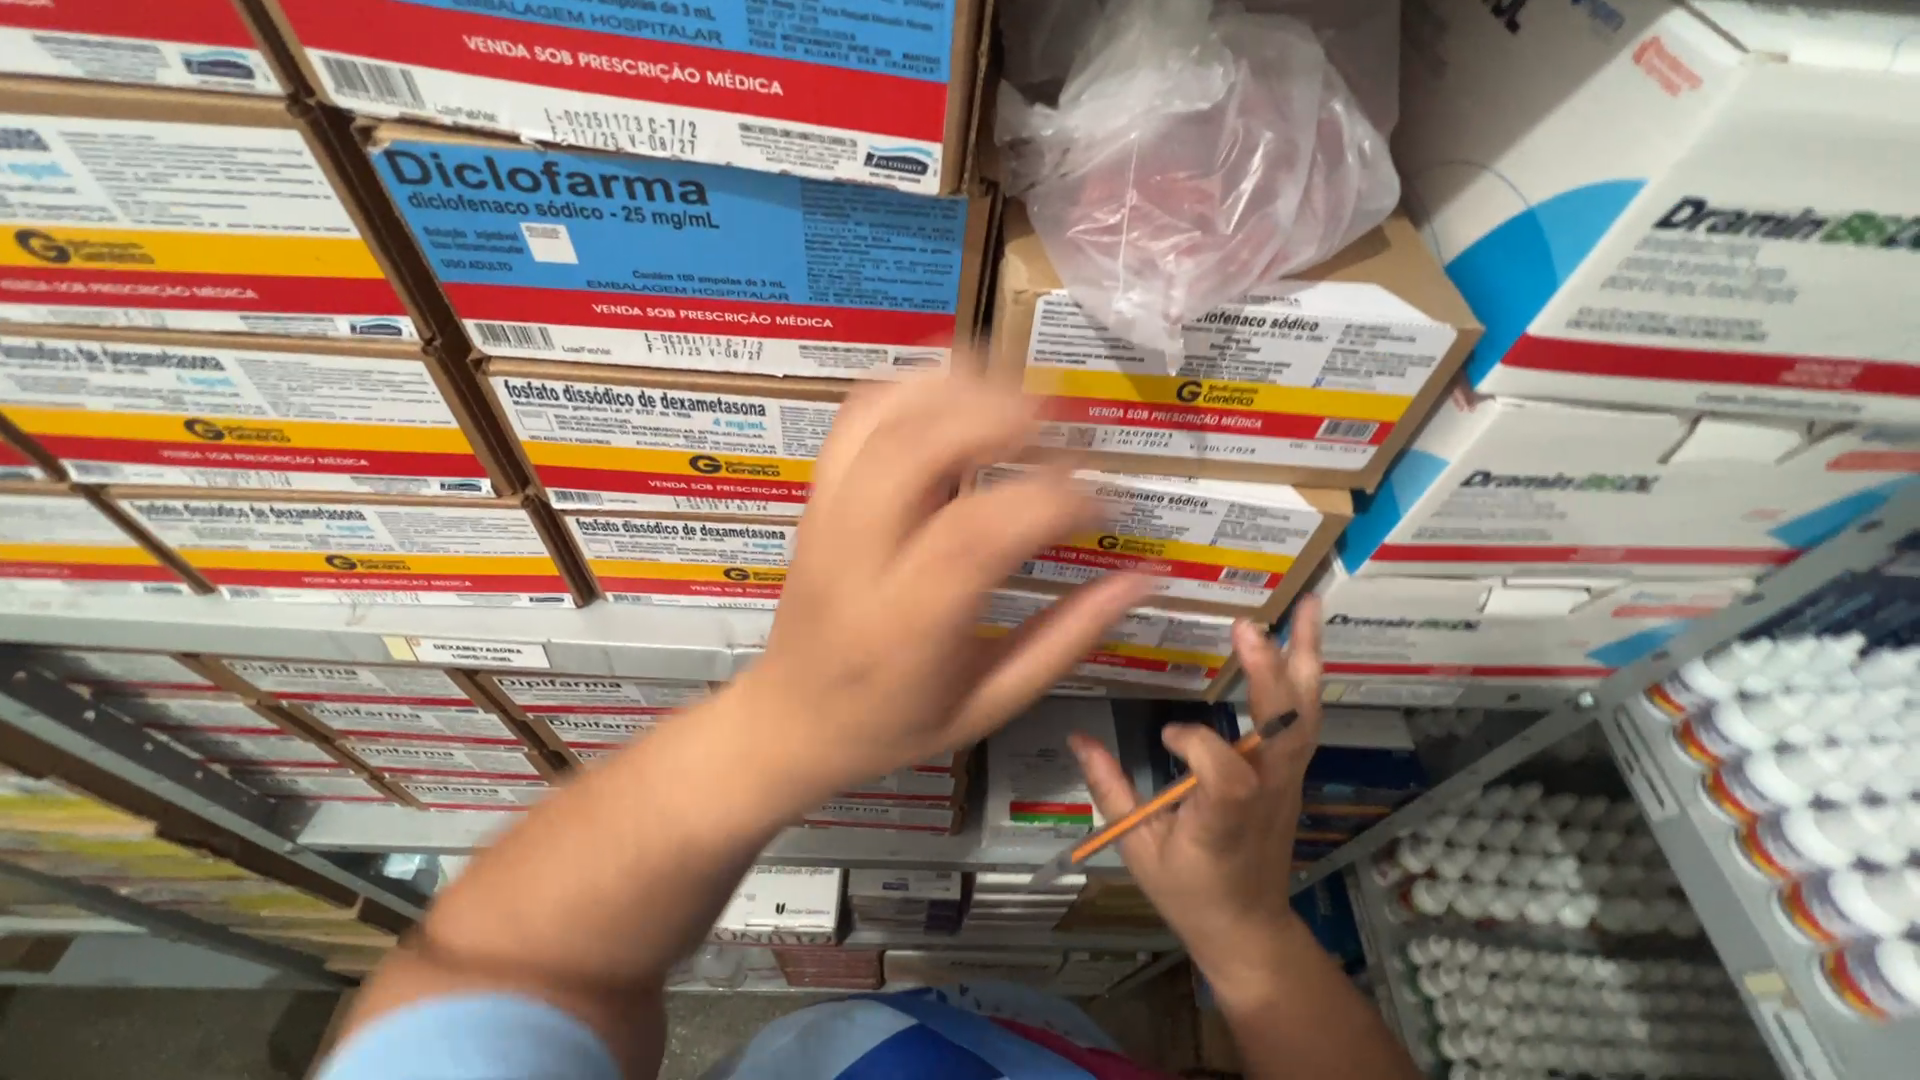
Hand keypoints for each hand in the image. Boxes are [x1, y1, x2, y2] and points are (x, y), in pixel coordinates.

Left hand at [736, 371, 1155, 796]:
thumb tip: (1140, 580)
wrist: (791, 720)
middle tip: (1070, 430)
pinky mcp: (816, 495)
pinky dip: (914, 385)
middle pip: (921, 449)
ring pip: (884, 417)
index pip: (977, 534)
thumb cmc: (895, 724)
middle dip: (1005, 416)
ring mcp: (827, 515)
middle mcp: (858, 557)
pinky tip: (963, 392)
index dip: (1052, 500)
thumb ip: (1065, 641)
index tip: (1103, 503)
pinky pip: (856, 416)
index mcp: (906, 624)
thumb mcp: (990, 705)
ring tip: (1026, 400)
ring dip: (962, 387)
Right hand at [1070, 599, 1324, 998]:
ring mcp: (1286, 782)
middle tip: (1248, 626)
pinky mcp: (1293, 773)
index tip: (1166, 736)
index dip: (1199, 746)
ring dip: (1307, 661)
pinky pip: (1306, 720)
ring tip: (1307, 606)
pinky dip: (1307, 677)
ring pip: (1306, 718)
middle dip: (1268, 678)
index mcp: (1223, 823)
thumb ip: (1110, 790)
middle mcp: (1264, 795)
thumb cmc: (1189, 892)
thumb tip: (1076, 737)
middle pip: (1282, 733)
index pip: (1227, 778)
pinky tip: (1302, 641)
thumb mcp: (1138, 850)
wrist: (1248, 927)